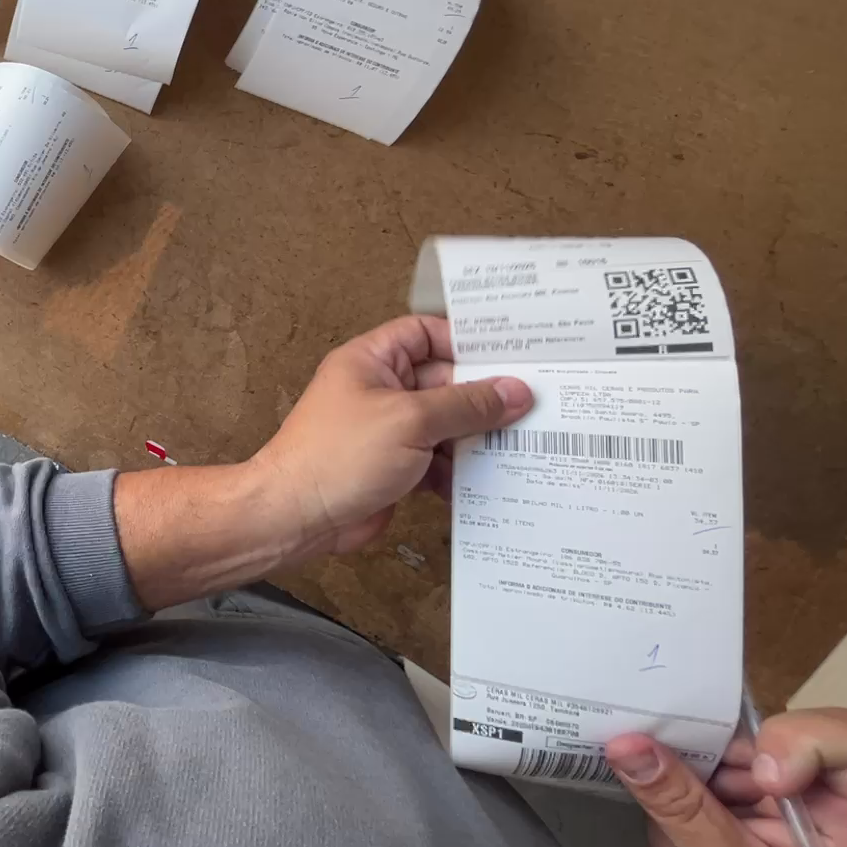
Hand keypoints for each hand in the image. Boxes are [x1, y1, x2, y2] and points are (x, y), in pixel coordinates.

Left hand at [114, 315, 532, 609]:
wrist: (299, 513)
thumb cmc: (340, 453)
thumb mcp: (409, 419)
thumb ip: (466, 404)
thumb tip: (517, 390)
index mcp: (370, 361)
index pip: (423, 333)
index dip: (465, 340)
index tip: (518, 354)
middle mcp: (379, 389)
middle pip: (444, 380)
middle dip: (487, 394)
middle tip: (547, 404)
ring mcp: (388, 429)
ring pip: (447, 422)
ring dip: (481, 435)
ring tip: (536, 444)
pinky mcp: (396, 465)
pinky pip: (440, 458)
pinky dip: (465, 468)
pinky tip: (503, 480)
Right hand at [607, 708, 846, 846]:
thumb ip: (688, 812)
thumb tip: (629, 746)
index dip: (803, 741)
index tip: (762, 775)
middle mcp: (822, 799)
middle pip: (771, 733)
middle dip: (712, 746)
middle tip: (671, 763)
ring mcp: (779, 796)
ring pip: (725, 739)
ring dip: (682, 755)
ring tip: (661, 786)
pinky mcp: (739, 795)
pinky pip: (702, 754)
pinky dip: (669, 760)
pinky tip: (654, 780)